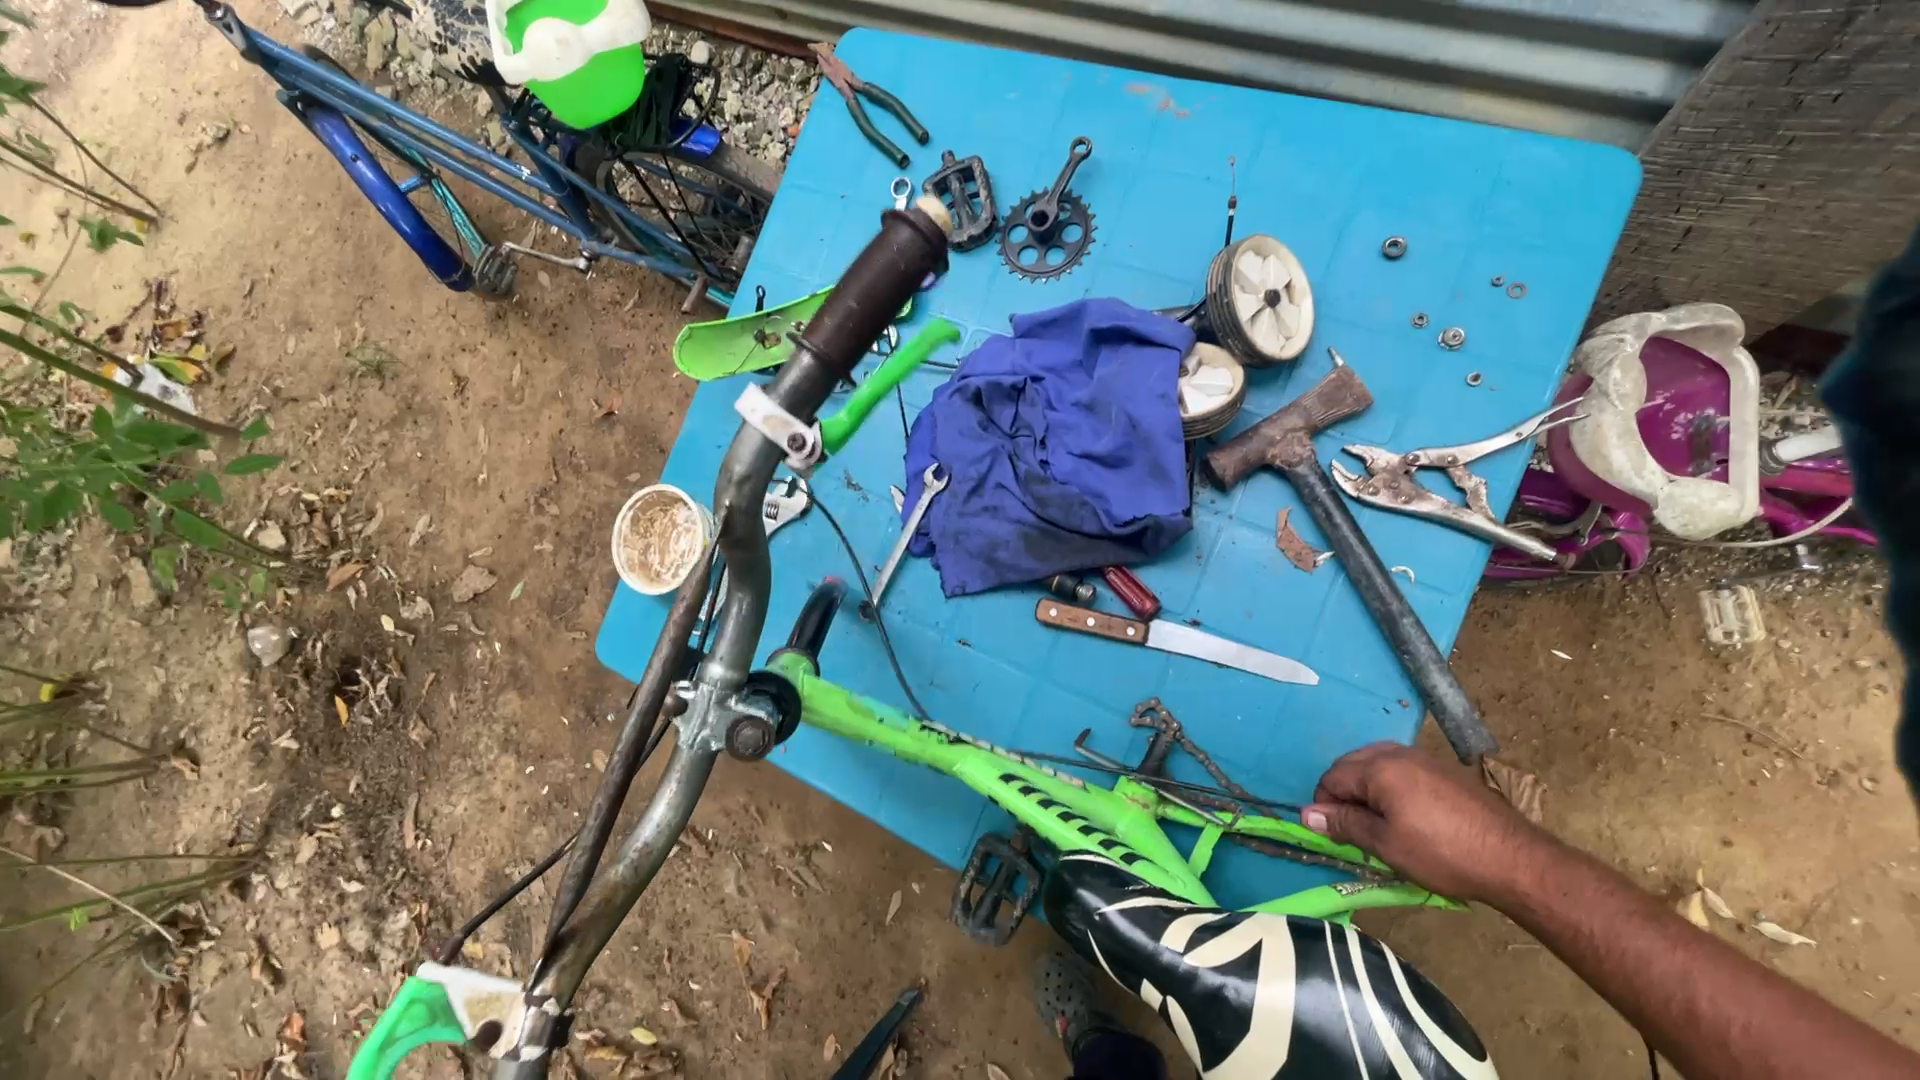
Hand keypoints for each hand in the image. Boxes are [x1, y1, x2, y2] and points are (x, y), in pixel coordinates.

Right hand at [1303, 743, 1548, 902]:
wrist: (1514, 859)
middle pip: (1351, 764)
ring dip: (1366, 788)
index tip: (1332, 833)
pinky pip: (1401, 768)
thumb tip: (1307, 814)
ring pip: (1376, 763)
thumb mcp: (1385, 844)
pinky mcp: (1444, 770)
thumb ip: (1344, 824)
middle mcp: (1398, 754)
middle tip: (1352, 828)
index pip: (1332, 777)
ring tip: (1376, 821)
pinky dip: (1389, 785)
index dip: (1324, 805)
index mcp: (1379, 768)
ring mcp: (1424, 759)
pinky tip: (1404, 813)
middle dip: (1343, 792)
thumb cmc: (1442, 854)